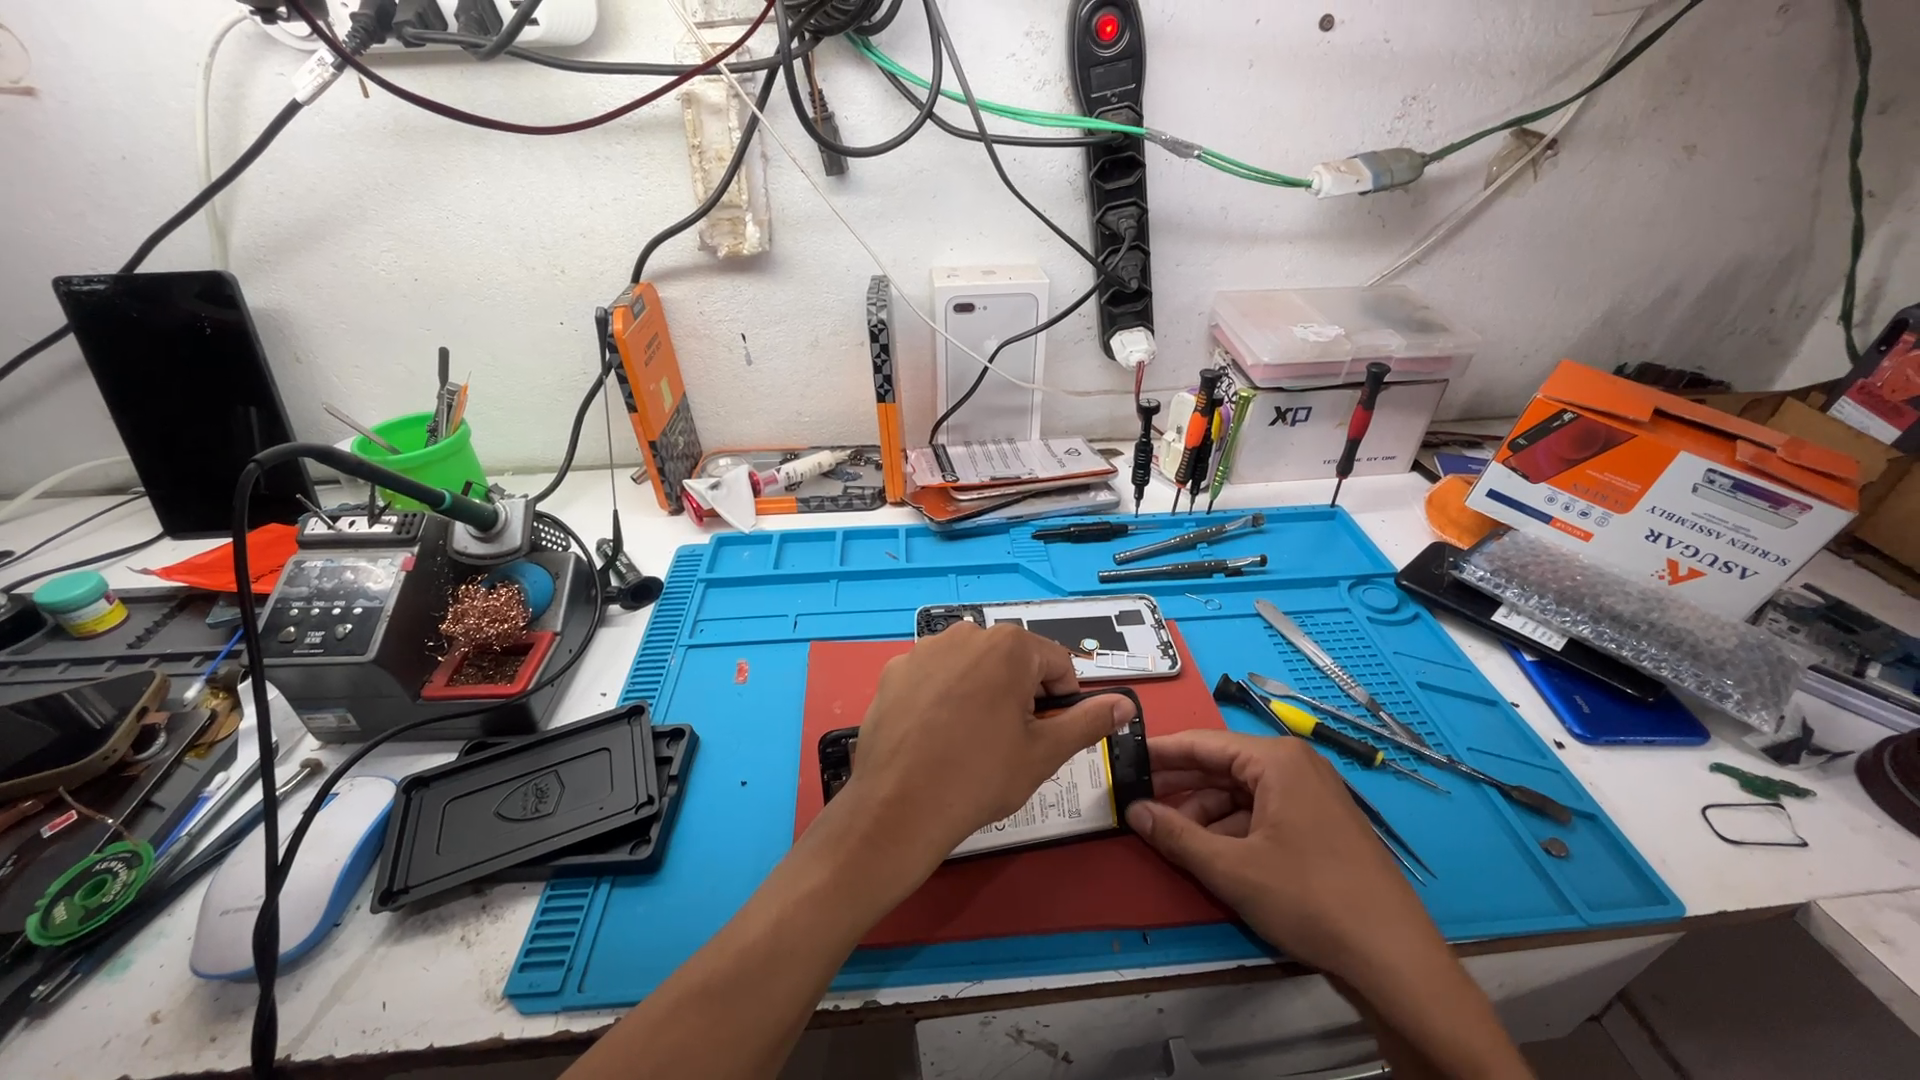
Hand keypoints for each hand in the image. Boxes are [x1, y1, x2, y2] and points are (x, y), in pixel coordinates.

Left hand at [836, 622, 1137, 867]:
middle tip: (1010, 743)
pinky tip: (936, 737)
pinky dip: (942, 699)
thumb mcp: (1045, 752)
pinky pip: (933, 679)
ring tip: (971, 742)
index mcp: (1009, 646)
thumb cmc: (981, 776)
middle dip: (1020, 696)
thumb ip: (1089, 721)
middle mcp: (964, 635)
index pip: (1057, 664)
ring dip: (981, 694)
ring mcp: (922, 651)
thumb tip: (1125, 704)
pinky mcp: (892, 673)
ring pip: (971, 668)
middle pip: (1012, 661)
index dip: (1062, 701)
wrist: (899, 807)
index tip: (1047, 734)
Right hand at [1124, 730, 1447, 986]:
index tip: (1123, 760)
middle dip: (1180, 786)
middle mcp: (1295, 766)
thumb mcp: (1231, 869)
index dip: (1160, 753)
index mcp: (1276, 761)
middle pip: (1222, 766)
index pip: (1203, 742)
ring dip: (1203, 812)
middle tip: (1135, 799)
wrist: (1391, 955)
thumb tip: (1134, 810)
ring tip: (1167, 834)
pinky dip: (1231, 828)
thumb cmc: (1308, 898)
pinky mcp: (1319, 823)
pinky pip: (1262, 812)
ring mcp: (1312, 794)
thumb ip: (1176, 835)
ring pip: (1240, 793)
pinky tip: (1207, 851)